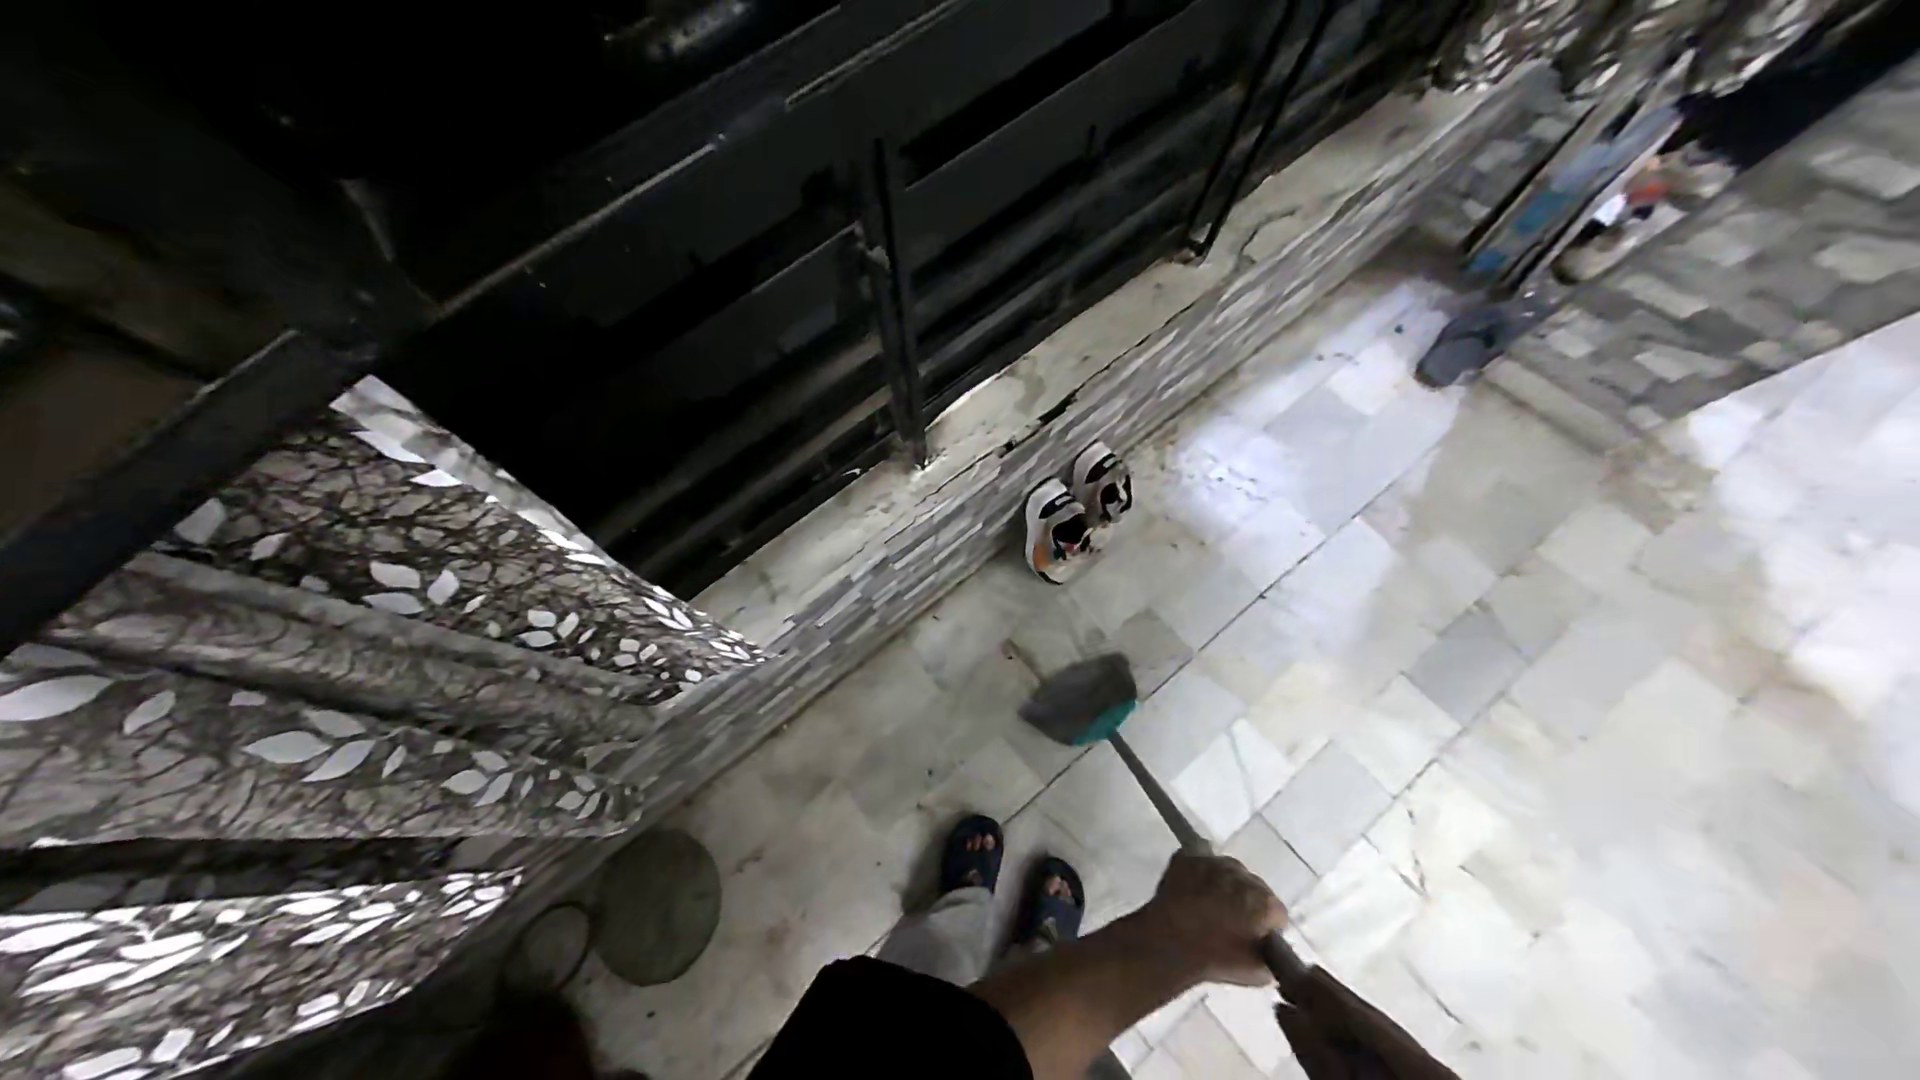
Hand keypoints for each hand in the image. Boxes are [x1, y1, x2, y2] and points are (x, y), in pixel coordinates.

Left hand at [1126, 853, 1287, 986]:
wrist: (1167, 940)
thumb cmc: (1213, 958)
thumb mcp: (1257, 972)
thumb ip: (1271, 954)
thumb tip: (1270, 944)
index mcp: (1266, 903)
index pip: (1276, 912)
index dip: (1265, 925)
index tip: (1252, 935)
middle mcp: (1244, 874)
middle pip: (1254, 887)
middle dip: (1246, 901)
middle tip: (1229, 920)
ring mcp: (1215, 860)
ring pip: (1229, 870)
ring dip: (1225, 883)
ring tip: (1208, 902)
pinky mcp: (1189, 853)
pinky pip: (1202, 852)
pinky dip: (1202, 865)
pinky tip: (1196, 880)